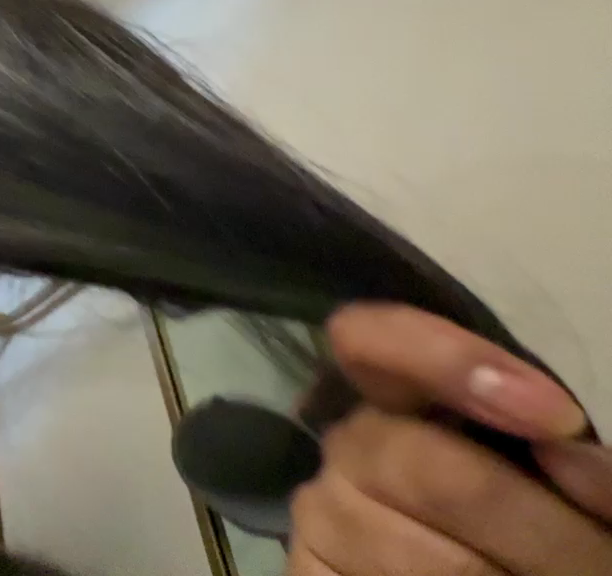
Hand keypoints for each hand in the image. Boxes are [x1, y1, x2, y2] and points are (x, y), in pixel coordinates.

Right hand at [288, 303, 611, 574]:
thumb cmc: (560, 546)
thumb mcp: (591, 507)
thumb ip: (589, 474)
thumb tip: (567, 456)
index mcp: (411, 408)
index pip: (369, 340)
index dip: (440, 357)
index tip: (551, 415)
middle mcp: (355, 447)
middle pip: (425, 465)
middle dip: (549, 536)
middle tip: (603, 569)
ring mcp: (325, 510)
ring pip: (430, 555)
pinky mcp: (310, 569)